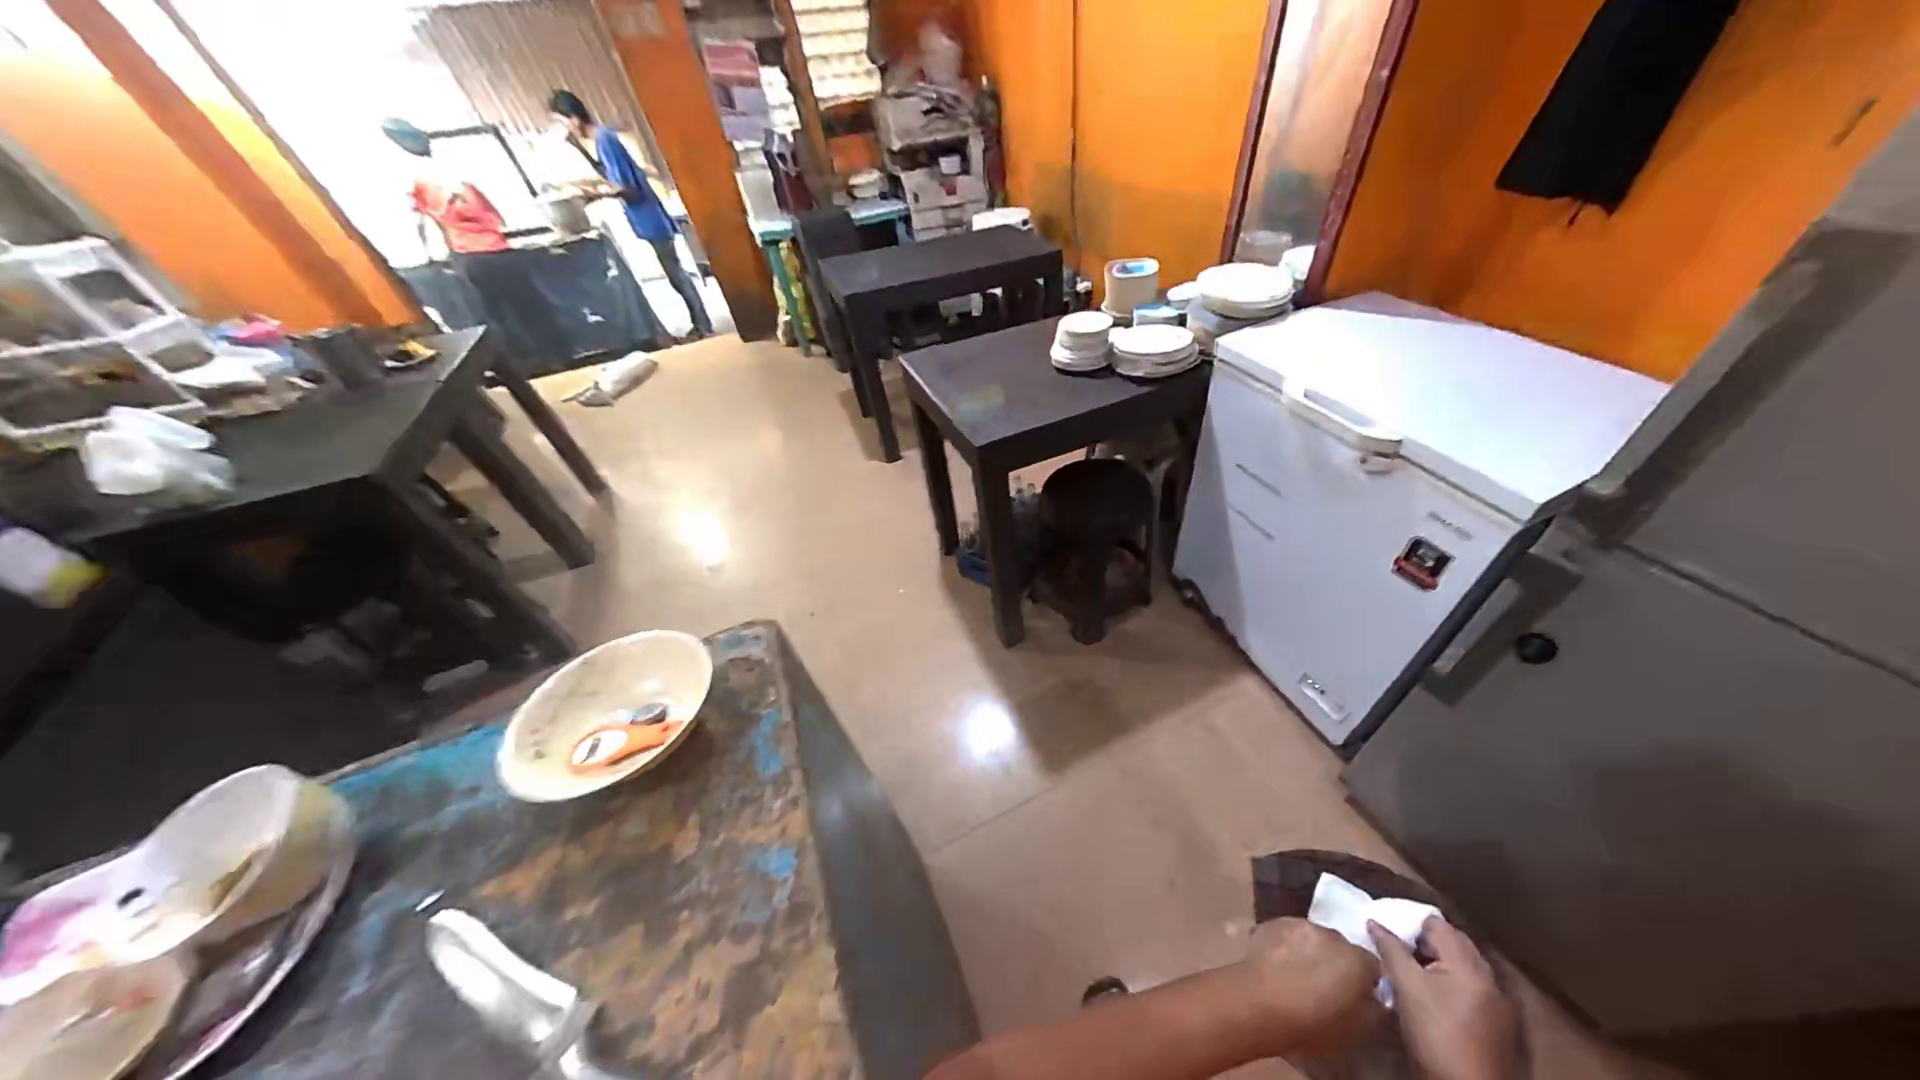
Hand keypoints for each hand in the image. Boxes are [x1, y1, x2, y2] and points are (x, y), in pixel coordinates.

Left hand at [1242, 917, 1383, 1055]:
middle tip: (1325, 984)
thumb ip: (1374, 1006)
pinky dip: (1287, 945)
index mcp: (1356, 959)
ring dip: (1310, 950)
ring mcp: (1297, 924)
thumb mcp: (1358, 1028)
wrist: (1260, 1002)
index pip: (1372, 964)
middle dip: (1337, 961)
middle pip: (1340, 946)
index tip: (1356, 994)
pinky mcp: (1270, 922)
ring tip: (1298, 972)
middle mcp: (1329, 934)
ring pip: (1311, 937)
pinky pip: (1286, 933)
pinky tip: (1278, 963)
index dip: (1365, 980)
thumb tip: (1375, 995)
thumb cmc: (1313, 1023)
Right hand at [1369, 918, 1519, 1079]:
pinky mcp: (1503, 1026)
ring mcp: (1502, 1004)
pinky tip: (1438, 999)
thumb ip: (1391, 949)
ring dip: (1439, 963)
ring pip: (1464, 967)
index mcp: (1470, 965)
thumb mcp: (1407, 987)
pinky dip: (1454, 984)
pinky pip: (1475, 989)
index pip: (1437, 924)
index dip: (1410, 923)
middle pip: (1454, 943)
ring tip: (1413, 974)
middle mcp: (1491, 978)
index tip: (1389, 932)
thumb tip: (1374, 922)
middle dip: (1425, 942)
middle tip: (1397, 951)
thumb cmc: (1435, 1034)